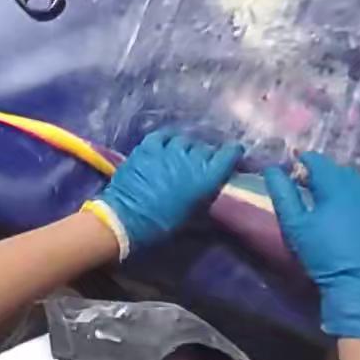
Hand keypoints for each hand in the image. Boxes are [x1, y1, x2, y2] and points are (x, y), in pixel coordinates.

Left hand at [84, 130, 242, 258]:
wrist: (127, 217)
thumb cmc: (162, 223)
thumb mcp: (194, 216)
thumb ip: (207, 199)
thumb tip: (214, 193)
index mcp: (207, 177)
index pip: (230, 153)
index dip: (231, 153)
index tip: (229, 157)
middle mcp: (191, 158)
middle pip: (205, 148)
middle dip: (205, 155)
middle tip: (197, 166)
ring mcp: (168, 150)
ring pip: (184, 140)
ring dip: (185, 147)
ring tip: (179, 156)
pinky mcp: (148, 146)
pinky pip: (162, 136)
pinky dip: (166, 139)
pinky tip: (165, 145)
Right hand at [262, 152, 359, 345]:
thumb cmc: (325, 257)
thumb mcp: (294, 226)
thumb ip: (282, 193)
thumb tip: (271, 168)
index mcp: (335, 185)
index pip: (317, 161)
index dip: (306, 164)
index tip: (301, 173)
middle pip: (344, 174)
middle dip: (332, 182)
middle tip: (325, 202)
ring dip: (359, 193)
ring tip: (352, 214)